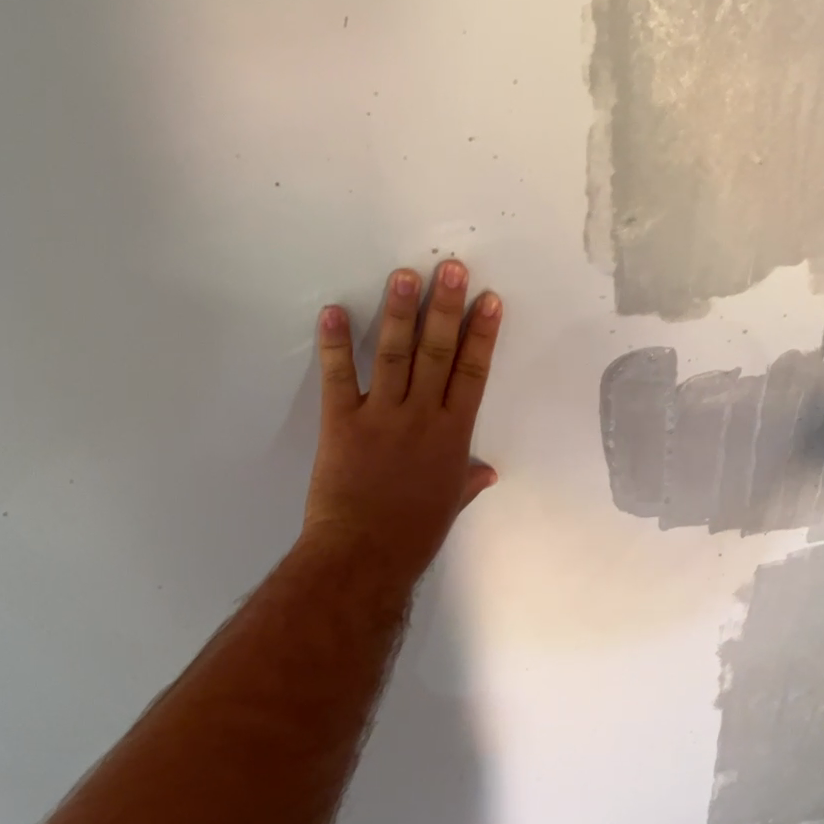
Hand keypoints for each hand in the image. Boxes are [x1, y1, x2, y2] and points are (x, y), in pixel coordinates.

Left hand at [301, 261, 501, 577]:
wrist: (363, 556)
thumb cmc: (412, 534)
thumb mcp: (449, 505)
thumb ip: (468, 481)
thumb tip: (487, 472)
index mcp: (454, 434)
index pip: (474, 373)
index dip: (483, 334)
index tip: (490, 300)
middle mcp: (423, 415)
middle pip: (438, 352)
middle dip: (446, 307)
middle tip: (450, 268)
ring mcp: (383, 415)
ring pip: (396, 355)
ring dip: (401, 312)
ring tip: (405, 275)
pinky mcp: (342, 422)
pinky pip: (339, 377)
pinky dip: (335, 344)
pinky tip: (334, 311)